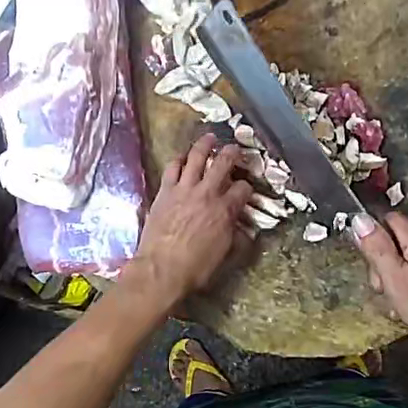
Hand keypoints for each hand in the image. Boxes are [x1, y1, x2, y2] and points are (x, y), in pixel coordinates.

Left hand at [128, 133, 252, 304]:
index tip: (245, 189)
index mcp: (225, 210)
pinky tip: (182, 156)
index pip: (242, 189)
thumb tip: (244, 230)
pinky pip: (172, 167)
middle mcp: (207, 193)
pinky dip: (179, 159)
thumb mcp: (224, 255)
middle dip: (232, 153)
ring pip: (197, 157)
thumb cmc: (195, 268)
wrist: (161, 269)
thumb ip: (236, 237)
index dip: (246, 187)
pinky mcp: (165, 190)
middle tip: (235, 148)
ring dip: (205, 145)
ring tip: (210, 137)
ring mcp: (184, 189)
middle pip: (223, 163)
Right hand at [348, 212, 407, 358]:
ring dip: (399, 270)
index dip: (373, 237)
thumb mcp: (395, 281)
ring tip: (401, 298)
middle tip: (386, 287)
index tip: (373, 264)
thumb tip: (359, 219)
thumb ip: (377, 248)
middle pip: (399, 237)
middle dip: (386, 259)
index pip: (388, 218)